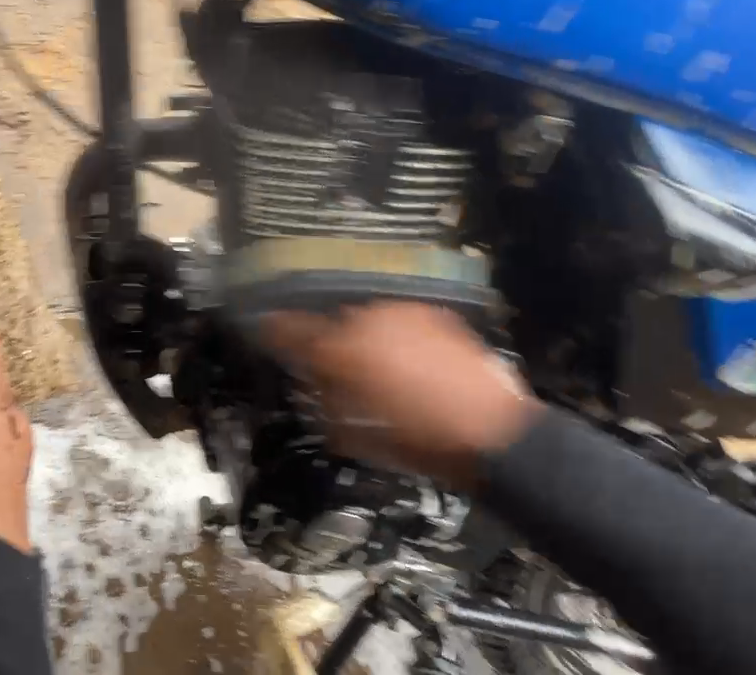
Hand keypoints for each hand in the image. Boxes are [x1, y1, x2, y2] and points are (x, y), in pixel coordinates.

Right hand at [261, 300, 541, 489]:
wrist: (494, 435)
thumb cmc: (415, 442)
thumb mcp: (352, 433)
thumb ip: (323, 399)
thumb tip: (311, 382)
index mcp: (338, 349)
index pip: (288, 330)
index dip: (270, 330)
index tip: (261, 330)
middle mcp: (364, 319)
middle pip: (330, 321)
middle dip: (326, 339)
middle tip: (330, 363)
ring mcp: (401, 313)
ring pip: (365, 318)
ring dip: (362, 335)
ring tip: (374, 363)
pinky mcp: (433, 314)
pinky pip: (399, 320)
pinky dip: (394, 335)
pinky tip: (407, 358)